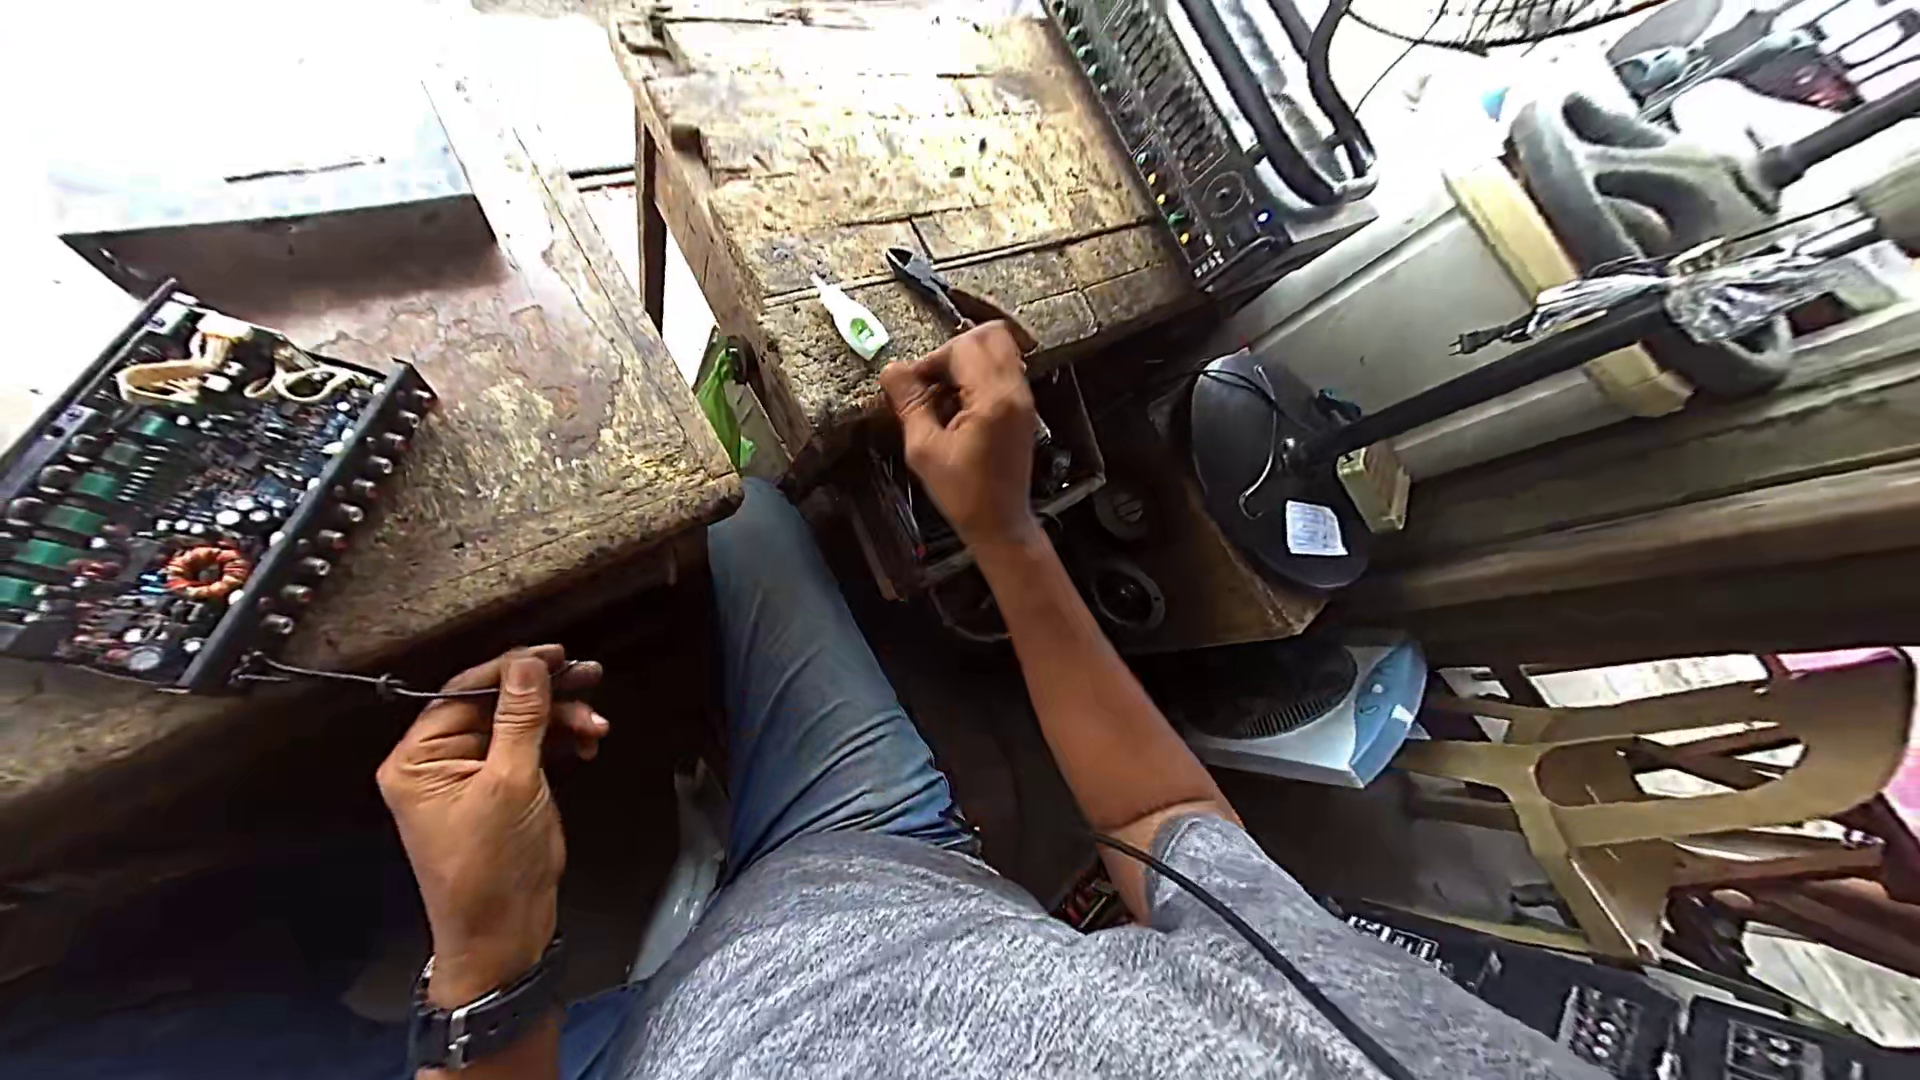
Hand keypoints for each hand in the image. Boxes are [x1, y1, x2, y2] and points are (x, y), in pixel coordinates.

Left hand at [376, 646, 606, 1006]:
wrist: (507, 923)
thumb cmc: (493, 857)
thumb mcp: (510, 781)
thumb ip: (521, 717)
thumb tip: (528, 663)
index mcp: (421, 757)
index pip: (464, 692)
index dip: (512, 668)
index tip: (557, 654)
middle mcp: (445, 757)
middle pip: (500, 702)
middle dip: (548, 692)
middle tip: (590, 676)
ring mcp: (479, 768)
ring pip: (526, 720)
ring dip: (565, 717)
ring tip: (596, 725)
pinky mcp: (510, 780)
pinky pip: (539, 742)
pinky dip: (566, 738)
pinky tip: (588, 746)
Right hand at [880, 321, 1041, 551]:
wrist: (1000, 523)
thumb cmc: (964, 494)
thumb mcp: (924, 450)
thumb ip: (910, 404)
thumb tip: (891, 369)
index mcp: (994, 399)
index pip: (964, 346)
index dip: (933, 360)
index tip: (915, 386)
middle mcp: (1016, 392)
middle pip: (990, 335)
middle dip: (954, 351)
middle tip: (932, 383)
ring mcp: (1025, 400)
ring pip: (999, 350)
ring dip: (967, 364)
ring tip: (945, 398)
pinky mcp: (1024, 409)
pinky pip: (1003, 372)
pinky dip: (978, 378)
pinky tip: (959, 408)